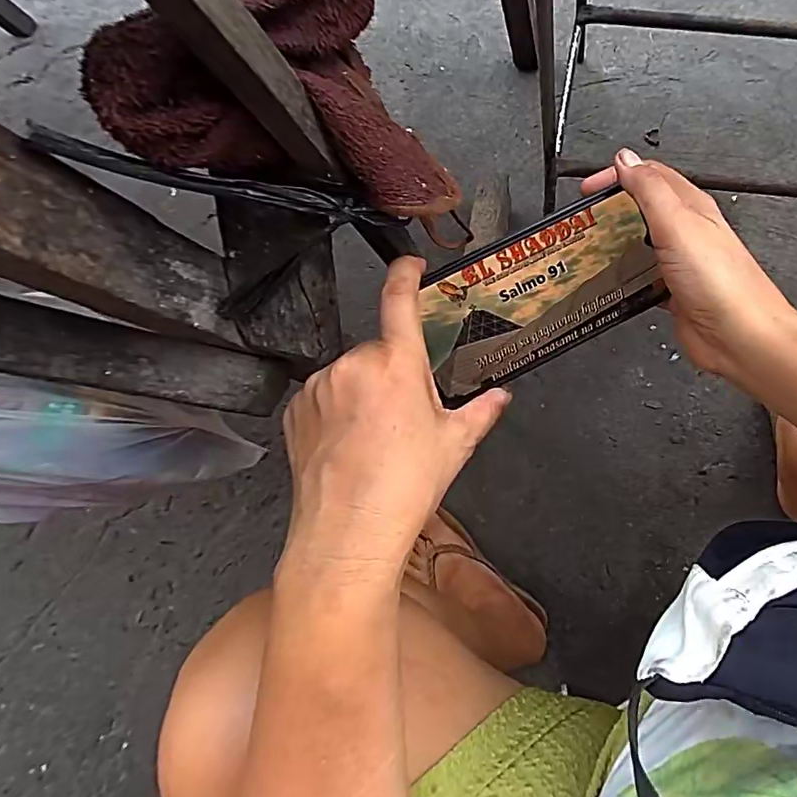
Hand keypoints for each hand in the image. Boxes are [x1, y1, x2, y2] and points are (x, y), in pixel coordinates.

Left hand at [279, 256, 512, 583]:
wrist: (348, 532)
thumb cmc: (403, 487)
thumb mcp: (454, 444)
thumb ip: (481, 411)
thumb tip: (500, 398)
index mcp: (396, 364)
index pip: (399, 301)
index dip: (405, 275)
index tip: (408, 264)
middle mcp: (353, 365)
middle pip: (378, 351)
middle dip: (391, 373)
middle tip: (402, 417)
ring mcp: (320, 385)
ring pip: (348, 374)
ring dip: (361, 392)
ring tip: (372, 439)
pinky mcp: (296, 408)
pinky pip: (322, 395)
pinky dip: (334, 409)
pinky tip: (347, 444)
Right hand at [581, 149, 794, 383]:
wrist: (741, 337)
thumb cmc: (722, 283)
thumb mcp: (679, 223)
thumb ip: (650, 189)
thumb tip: (626, 161)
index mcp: (691, 207)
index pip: (650, 175)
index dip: (617, 174)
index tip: (589, 188)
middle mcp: (687, 231)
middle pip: (643, 206)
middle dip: (611, 206)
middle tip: (586, 216)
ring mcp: (680, 262)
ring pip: (641, 240)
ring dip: (615, 239)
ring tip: (592, 244)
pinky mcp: (673, 291)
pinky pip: (643, 275)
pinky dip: (625, 273)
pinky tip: (614, 279)